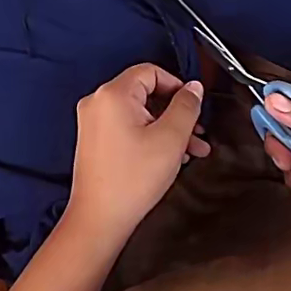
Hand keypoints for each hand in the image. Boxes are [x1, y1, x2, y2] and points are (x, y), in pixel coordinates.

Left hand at [67, 64, 209, 238]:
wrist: (100, 218)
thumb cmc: (131, 181)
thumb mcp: (171, 138)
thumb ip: (186, 107)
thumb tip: (194, 88)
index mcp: (113, 95)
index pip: (151, 71)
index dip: (178, 86)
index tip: (194, 105)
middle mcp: (98, 103)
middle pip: (146, 93)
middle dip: (176, 112)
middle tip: (197, 130)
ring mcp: (93, 122)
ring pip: (140, 113)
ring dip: (167, 127)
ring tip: (191, 149)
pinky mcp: (95, 140)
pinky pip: (128, 127)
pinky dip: (150, 136)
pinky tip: (171, 156)